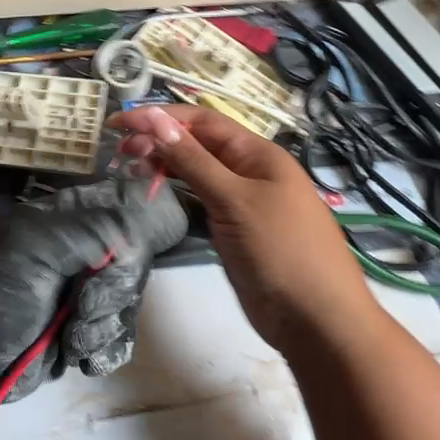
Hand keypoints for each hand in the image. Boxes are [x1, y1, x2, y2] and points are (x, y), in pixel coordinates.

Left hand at [0, 178, 185, 439]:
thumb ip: (85, 232)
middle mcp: (81, 259)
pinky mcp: (81, 338)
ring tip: (71, 341)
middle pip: (128, 275)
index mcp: (69, 228)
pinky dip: (107, 352)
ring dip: (104, 330)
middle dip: (111, 300)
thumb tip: (130, 233)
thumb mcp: (33, 246)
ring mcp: (82, 300)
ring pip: (124, 312)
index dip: (123, 256)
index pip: (121, 230)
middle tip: (80, 312)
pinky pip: (116, 343)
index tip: (106, 276)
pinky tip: (88, 360)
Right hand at [111, 104, 376, 348]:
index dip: (161, 117)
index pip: (203, 121)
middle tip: (121, 152)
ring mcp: (242, 201)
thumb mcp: (233, 199)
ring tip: (130, 167)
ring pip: (197, 171)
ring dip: (165, 164)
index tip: (121, 123)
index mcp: (258, 154)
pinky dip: (177, 191)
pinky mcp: (234, 229)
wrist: (317, 322)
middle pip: (198, 143)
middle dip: (159, 140)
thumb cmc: (280, 250)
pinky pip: (201, 198)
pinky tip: (154, 192)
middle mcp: (250, 171)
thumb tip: (155, 119)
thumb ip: (192, 160)